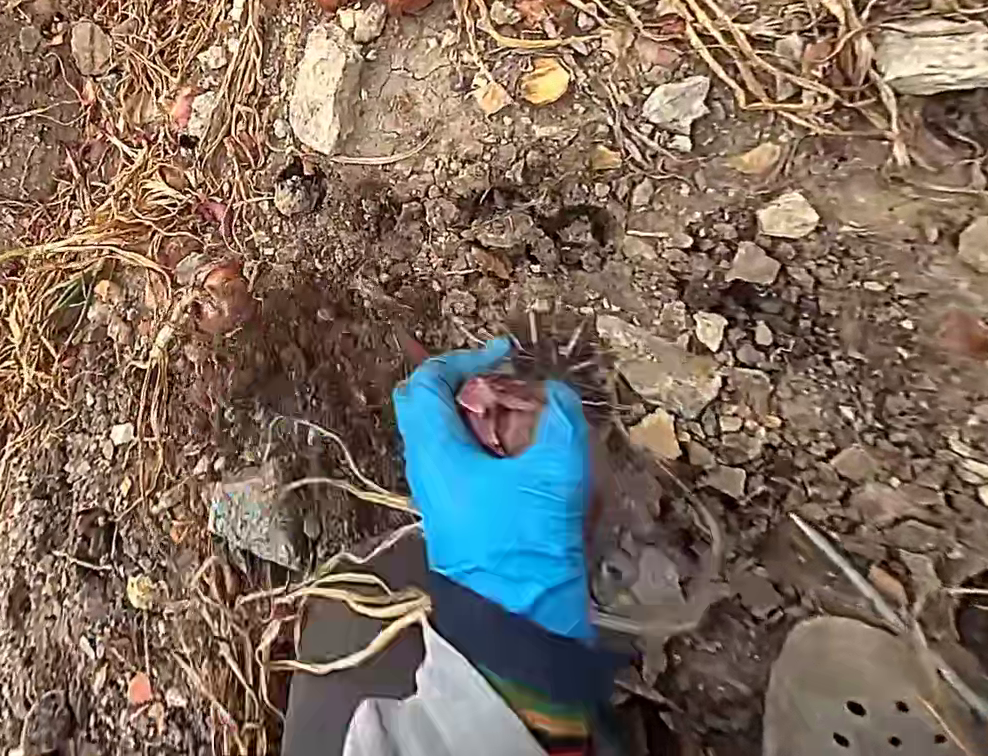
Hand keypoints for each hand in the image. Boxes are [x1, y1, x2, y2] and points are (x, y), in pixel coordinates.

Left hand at [393, 338, 591, 639]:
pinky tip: (524, 447)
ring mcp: (438, 486)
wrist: (514, 631)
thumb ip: (561, 424)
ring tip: (521, 410)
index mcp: (434, 450)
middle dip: (466, 381)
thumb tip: (560, 393)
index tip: (504, 354)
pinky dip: (487, 438)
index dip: (464, 357)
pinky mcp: (457, 505)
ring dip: (479, 410)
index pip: (428, 380)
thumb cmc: (521, 551)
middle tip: (505, 380)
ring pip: (446, 428)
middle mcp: (426, 463)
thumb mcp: (553, 480)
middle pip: (428, 400)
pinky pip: (462, 454)